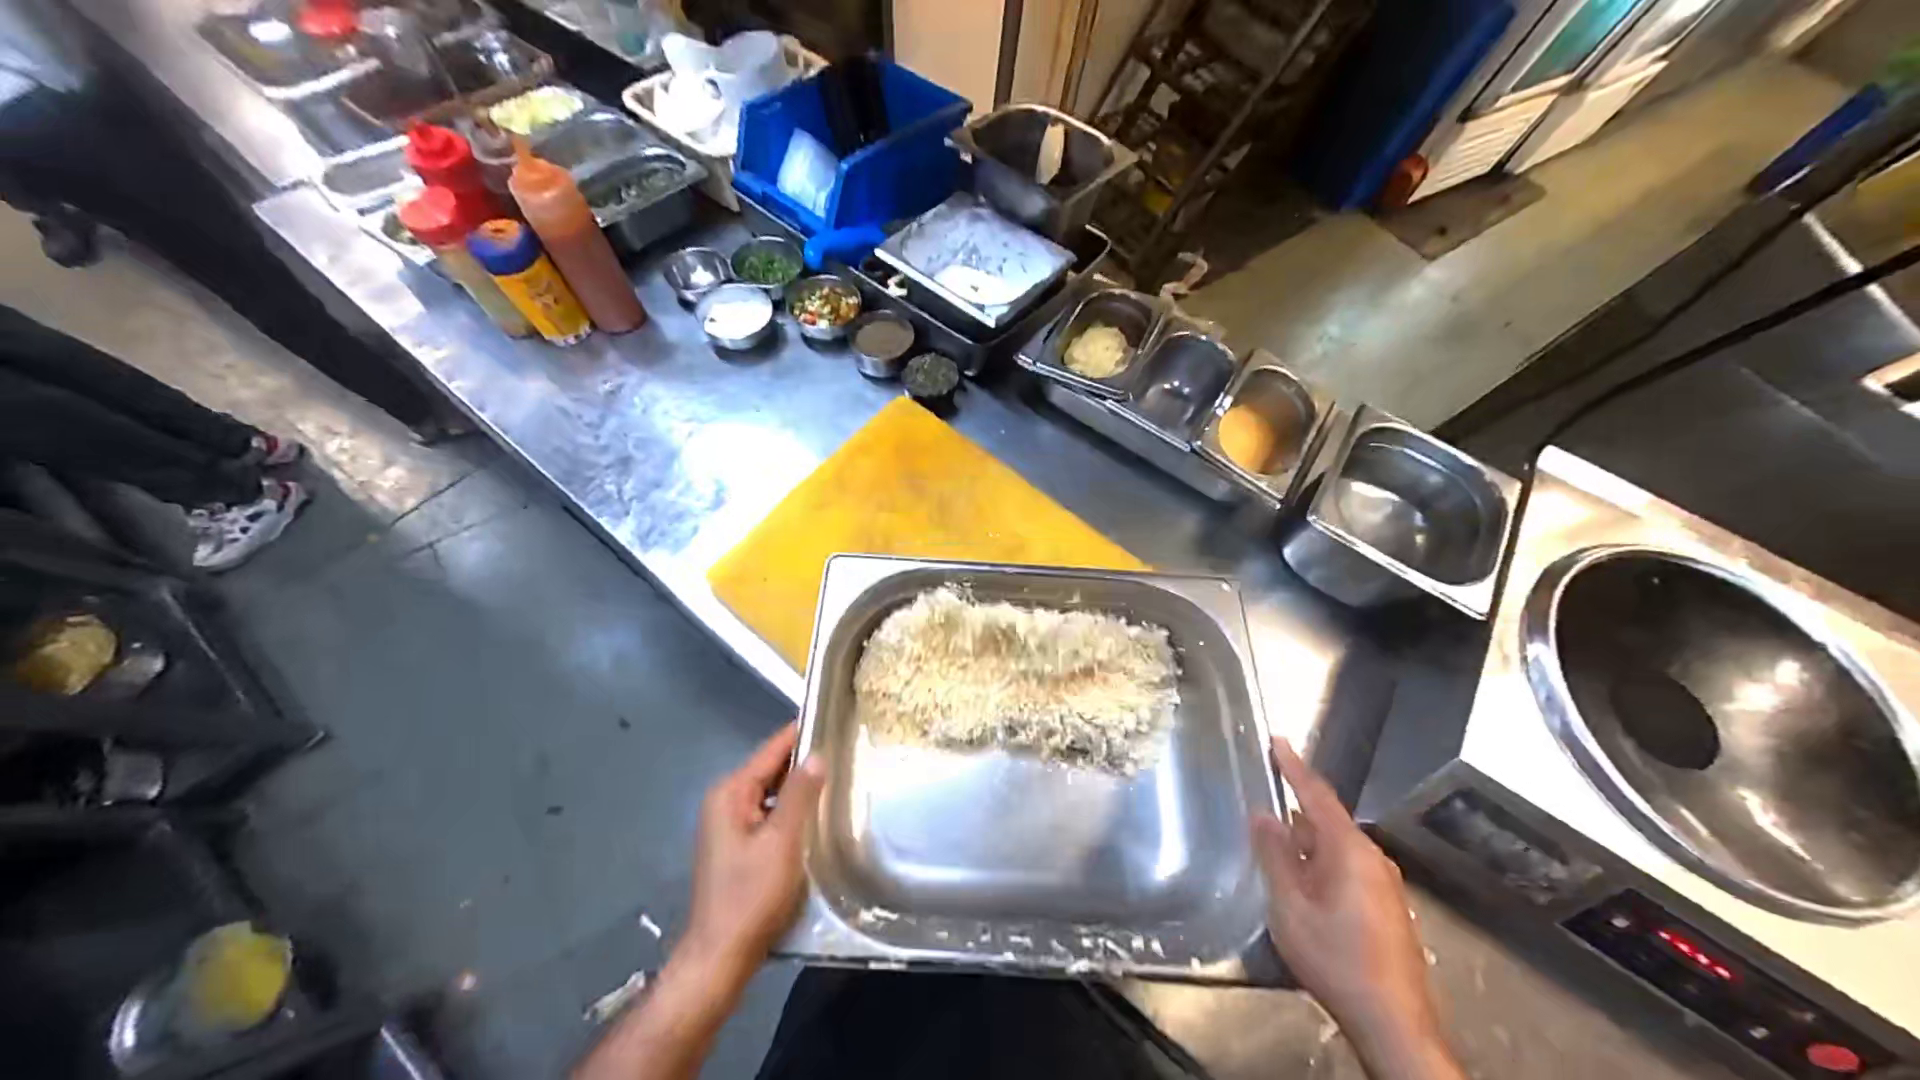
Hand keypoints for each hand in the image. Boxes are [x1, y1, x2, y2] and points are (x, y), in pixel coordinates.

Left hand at [681, 722, 826, 987]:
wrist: (720, 958)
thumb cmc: (750, 896)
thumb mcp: (782, 841)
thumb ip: (800, 795)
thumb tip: (817, 754)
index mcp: (730, 793)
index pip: (772, 750)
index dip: (801, 733)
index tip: (833, 717)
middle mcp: (725, 802)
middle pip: (771, 770)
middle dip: (804, 761)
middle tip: (846, 749)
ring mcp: (729, 825)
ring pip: (772, 793)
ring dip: (800, 787)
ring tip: (839, 776)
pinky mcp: (738, 846)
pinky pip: (769, 814)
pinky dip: (791, 810)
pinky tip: (817, 815)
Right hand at [1254, 739, 1460, 1079]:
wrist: (1394, 1024)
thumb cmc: (1336, 957)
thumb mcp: (1290, 905)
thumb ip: (1275, 855)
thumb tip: (1263, 814)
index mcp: (1350, 851)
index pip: (1317, 795)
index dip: (1294, 766)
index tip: (1278, 740)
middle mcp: (1372, 860)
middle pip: (1327, 821)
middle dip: (1294, 811)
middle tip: (1263, 802)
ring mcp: (1383, 885)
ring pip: (1335, 847)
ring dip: (1305, 842)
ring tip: (1274, 846)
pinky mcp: (1385, 908)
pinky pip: (1345, 868)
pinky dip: (1319, 863)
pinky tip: (1301, 883)